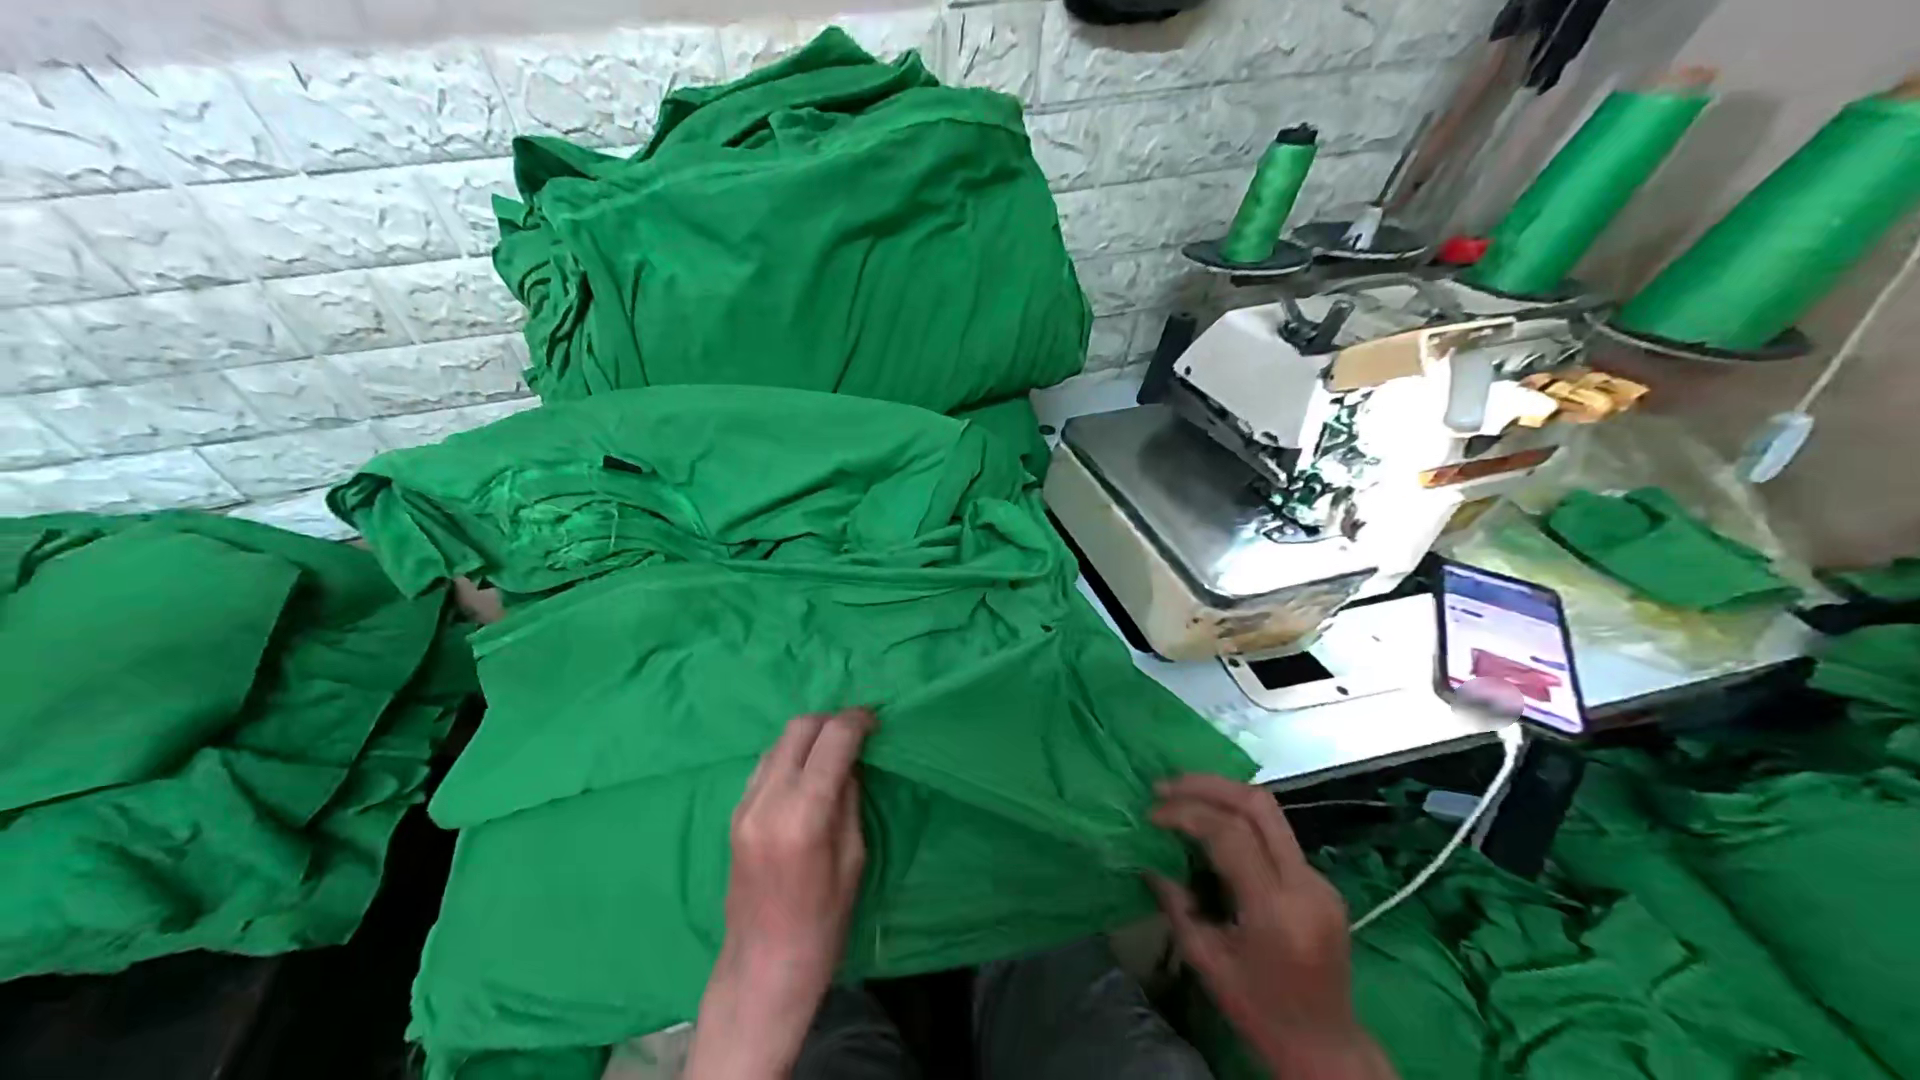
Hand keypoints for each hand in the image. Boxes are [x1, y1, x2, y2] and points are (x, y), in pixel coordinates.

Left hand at [686, 708, 875, 1079]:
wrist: (762, 967)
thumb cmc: (823, 922)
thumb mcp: (853, 858)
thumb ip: (848, 800)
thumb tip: (851, 760)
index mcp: (803, 815)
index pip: (832, 740)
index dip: (858, 721)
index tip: (876, 721)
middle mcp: (767, 801)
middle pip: (799, 728)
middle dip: (832, 720)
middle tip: (858, 731)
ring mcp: (744, 806)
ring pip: (778, 742)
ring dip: (810, 735)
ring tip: (835, 749)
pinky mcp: (734, 814)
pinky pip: (765, 765)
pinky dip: (790, 755)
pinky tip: (808, 772)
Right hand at [1150, 775, 1395, 1079]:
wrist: (1326, 1048)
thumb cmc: (1259, 1012)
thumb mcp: (1206, 962)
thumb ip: (1176, 906)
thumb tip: (1148, 864)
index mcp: (1275, 909)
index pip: (1229, 834)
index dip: (1185, 813)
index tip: (1152, 815)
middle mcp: (1305, 884)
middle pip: (1258, 805)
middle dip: (1207, 785)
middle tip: (1166, 786)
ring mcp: (1319, 880)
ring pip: (1270, 813)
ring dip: (1223, 795)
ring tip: (1182, 795)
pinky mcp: (1321, 882)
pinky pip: (1276, 835)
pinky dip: (1238, 821)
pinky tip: (1211, 828)